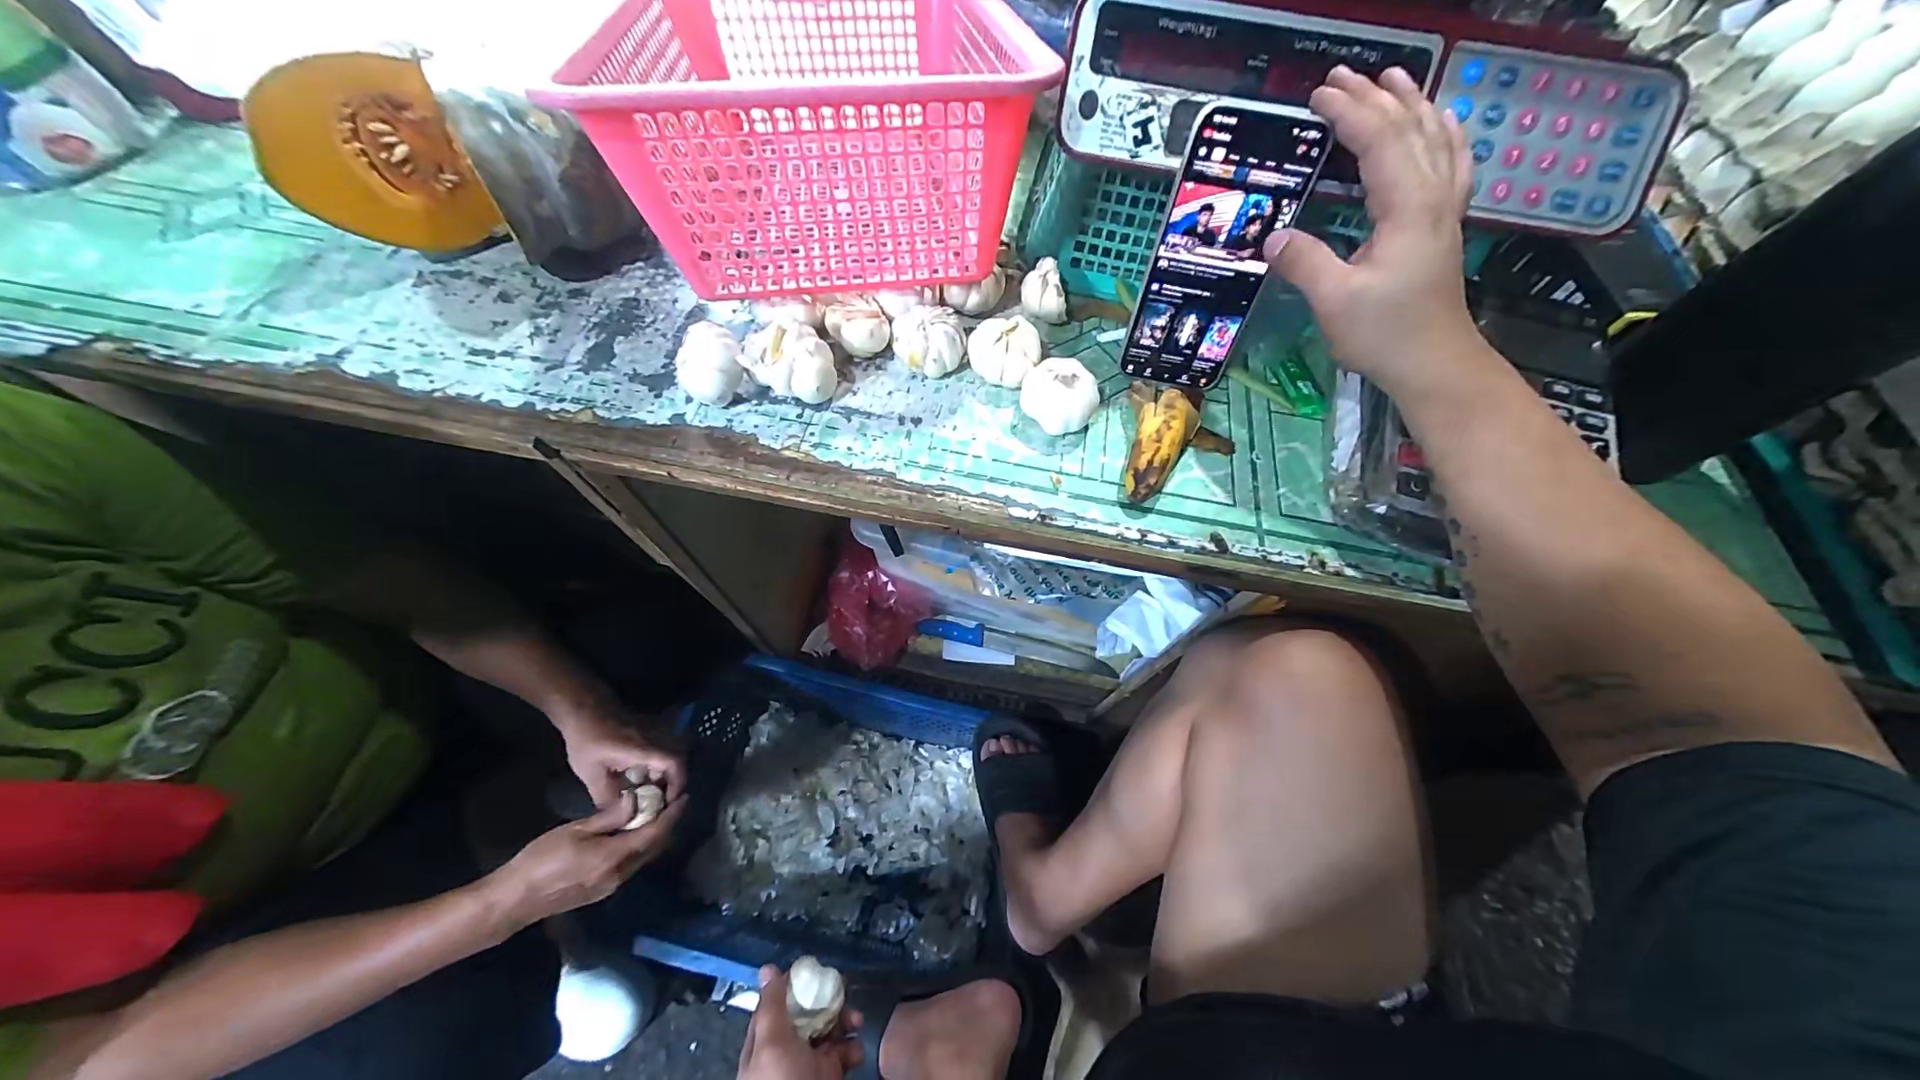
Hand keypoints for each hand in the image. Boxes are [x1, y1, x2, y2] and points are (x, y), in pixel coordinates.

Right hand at [482, 788, 686, 929]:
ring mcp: (612, 886)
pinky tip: (633, 835)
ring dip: (654, 837)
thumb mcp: (576, 830)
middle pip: (655, 847)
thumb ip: (610, 817)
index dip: (672, 815)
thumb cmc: (542, 859)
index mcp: (615, 858)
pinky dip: (639, 848)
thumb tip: (637, 801)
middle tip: (671, 803)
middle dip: (667, 825)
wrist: (514, 900)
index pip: (655, 833)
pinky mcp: (602, 892)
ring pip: (644, 858)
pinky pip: (631, 866)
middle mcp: (621, 875)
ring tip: (655, 814)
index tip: (684, 797)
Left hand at [554, 702, 687, 808]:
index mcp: (645, 750)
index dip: (677, 784)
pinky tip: (639, 776)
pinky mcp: (649, 730)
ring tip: (646, 792)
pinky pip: (659, 751)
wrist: (584, 707)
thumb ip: (606, 797)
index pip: (674, 764)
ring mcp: (654, 732)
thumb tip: (618, 818)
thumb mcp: (591, 773)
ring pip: (668, 757)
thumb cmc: (586, 739)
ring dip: (662, 775)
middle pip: (675, 762)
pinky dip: (655, 766)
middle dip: (670, 784)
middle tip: (657, 802)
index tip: (668, 803)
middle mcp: (656, 739)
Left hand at [737, 967, 863, 1079]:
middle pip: (810, 1011)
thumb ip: (771, 1005)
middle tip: (845, 992)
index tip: (818, 970)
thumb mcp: (772, 1044)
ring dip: (846, 1021)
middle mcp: (787, 1048)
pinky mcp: (830, 1076)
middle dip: (830, 1000)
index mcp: (767, 1038)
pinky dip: (853, 1050)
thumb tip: (767, 968)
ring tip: (856, 1023)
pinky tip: (855, 1053)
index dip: (799, 984)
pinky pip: (845, 1054)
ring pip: (830, 1029)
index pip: (781, 1001)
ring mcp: (809, 1064)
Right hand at [1267, 66, 1483, 392]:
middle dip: (1376, 98)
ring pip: (1437, 138)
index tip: (1317, 96)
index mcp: (1407, 208)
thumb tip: (1273, 236)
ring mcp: (1444, 210)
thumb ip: (1304, 263)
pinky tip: (1439, 123)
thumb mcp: (1335, 301)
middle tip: (1342, 77)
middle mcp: (1433, 197)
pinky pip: (1451, 161)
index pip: (1380, 142)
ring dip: (1413, 104)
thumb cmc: (1385, 333)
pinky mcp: (1443, 226)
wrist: (1433, 362)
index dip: (1349, 114)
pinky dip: (1442, 132)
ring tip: (1393, 80)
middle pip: (1410, 129)